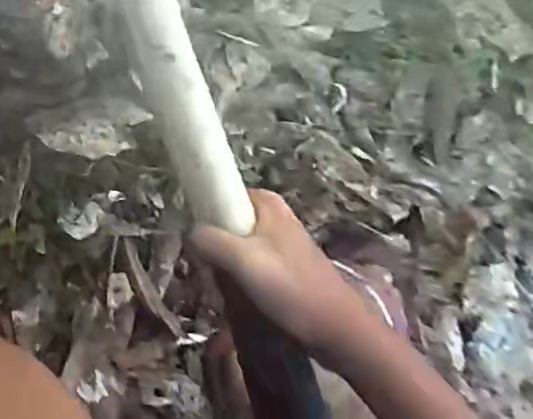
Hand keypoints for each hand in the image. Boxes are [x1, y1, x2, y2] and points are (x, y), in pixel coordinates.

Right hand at [188, 190, 383, 359]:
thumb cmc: (292, 289)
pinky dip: (241, 276)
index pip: (216, 195)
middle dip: (213, 246)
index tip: (197, 244)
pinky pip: (250, 262)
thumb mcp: (241, 259)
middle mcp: (273, 214)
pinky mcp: (287, 264)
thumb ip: (205, 237)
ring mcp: (281, 240)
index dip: (201, 216)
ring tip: (224, 287)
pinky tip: (241, 295)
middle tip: (210, 269)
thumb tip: (187, 234)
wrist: (344, 336)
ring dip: (225, 265)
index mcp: (264, 200)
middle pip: (224, 221)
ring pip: (235, 244)